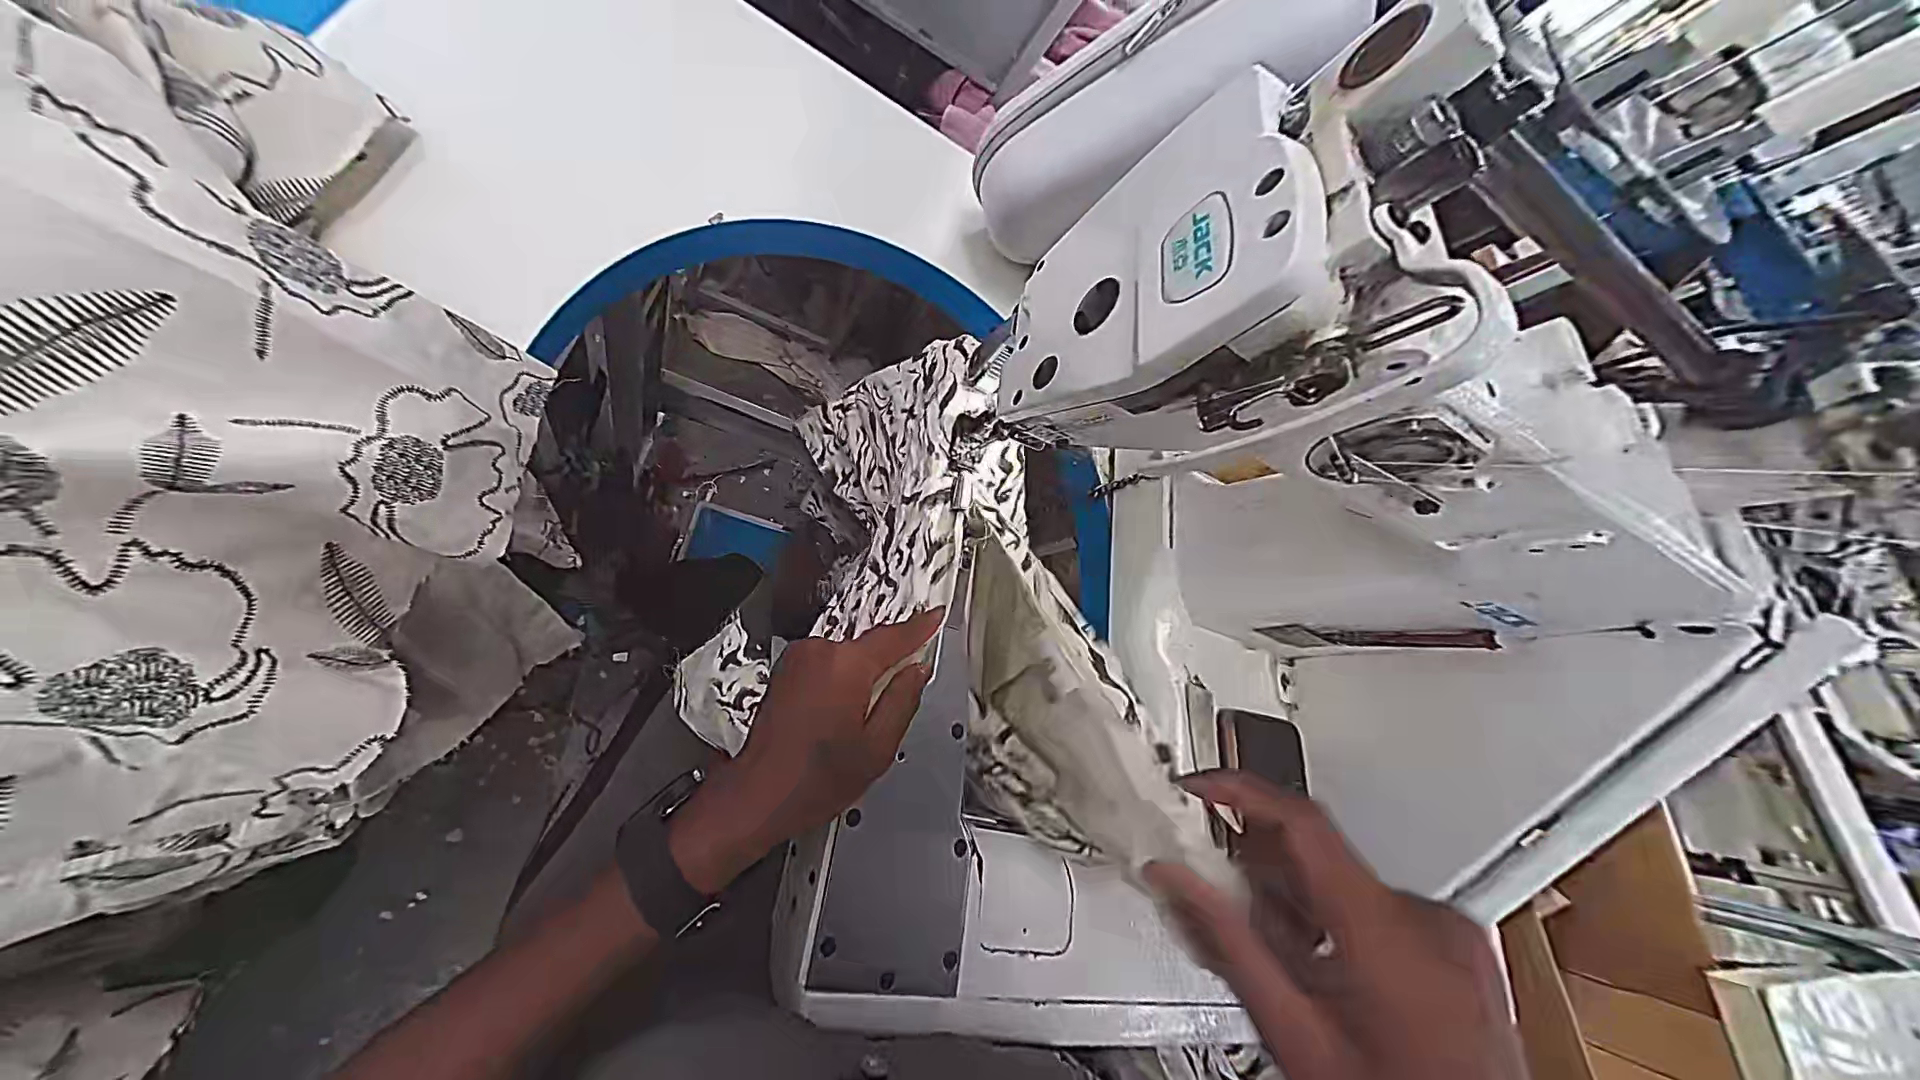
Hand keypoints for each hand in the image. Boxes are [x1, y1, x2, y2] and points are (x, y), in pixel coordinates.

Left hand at [668, 608, 945, 892]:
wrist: (758, 795)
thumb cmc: (810, 780)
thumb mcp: (878, 747)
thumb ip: (904, 699)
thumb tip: (917, 672)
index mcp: (846, 666)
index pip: (895, 636)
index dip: (921, 626)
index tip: (935, 616)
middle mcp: (819, 652)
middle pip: (870, 646)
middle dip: (888, 664)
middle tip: (895, 699)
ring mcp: (799, 658)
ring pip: (848, 655)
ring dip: (862, 675)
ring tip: (856, 721)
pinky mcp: (786, 668)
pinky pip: (827, 662)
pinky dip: (840, 679)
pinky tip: (836, 716)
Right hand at [1145, 771, 1526, 1079]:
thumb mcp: (1292, 1029)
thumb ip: (1225, 941)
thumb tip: (1175, 878)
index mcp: (1389, 933)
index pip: (1301, 821)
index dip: (1239, 792)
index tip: (1197, 788)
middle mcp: (1429, 920)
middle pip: (1314, 853)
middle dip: (1256, 867)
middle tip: (1213, 889)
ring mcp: (1449, 934)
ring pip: (1338, 878)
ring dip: (1289, 897)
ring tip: (1268, 949)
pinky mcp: (1456, 948)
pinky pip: (1371, 902)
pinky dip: (1326, 915)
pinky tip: (1309, 960)